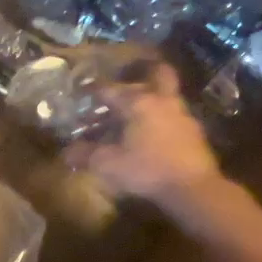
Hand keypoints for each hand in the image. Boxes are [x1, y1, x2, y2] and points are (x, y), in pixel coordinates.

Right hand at [64, 63, 223, 203]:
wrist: (193, 188)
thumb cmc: (146, 170)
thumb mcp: (107, 165)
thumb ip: (85, 155)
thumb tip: (66, 153)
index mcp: (137, 102)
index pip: (110, 88)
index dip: (92, 90)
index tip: (82, 93)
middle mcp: (161, 101)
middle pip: (157, 73)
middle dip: (141, 73)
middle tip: (126, 83)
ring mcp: (182, 115)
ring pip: (167, 94)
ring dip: (153, 97)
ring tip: (137, 113)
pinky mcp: (195, 132)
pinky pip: (175, 115)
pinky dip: (162, 119)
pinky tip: (154, 134)